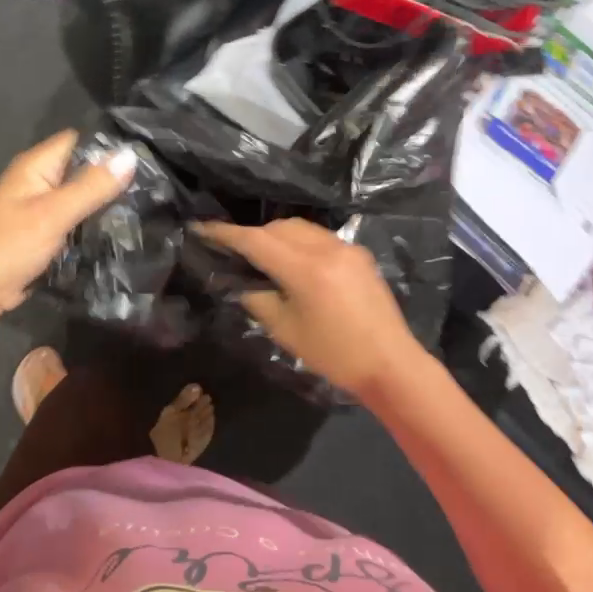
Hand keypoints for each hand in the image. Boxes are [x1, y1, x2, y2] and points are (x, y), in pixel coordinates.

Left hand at [0, 130, 134, 321]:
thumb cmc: (8, 246)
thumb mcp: (54, 214)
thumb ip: (92, 186)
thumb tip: (131, 154)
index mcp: (35, 165)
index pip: (78, 140)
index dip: (108, 145)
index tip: (146, 156)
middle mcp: (36, 180)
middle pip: (81, 168)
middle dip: (111, 176)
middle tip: (151, 185)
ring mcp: (38, 207)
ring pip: (79, 196)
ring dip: (103, 202)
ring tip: (144, 205)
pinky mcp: (42, 232)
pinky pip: (73, 219)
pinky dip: (91, 223)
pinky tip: (118, 229)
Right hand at [195, 218, 430, 398]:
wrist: (391, 364)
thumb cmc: (334, 355)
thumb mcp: (285, 331)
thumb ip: (258, 299)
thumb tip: (240, 281)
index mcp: (305, 270)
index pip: (256, 240)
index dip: (225, 233)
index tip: (201, 228)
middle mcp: (326, 249)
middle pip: (278, 227)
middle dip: (252, 234)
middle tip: (232, 250)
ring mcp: (346, 248)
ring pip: (300, 227)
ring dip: (276, 235)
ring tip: (262, 256)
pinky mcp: (359, 254)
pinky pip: (319, 237)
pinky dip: (299, 242)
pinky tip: (294, 262)